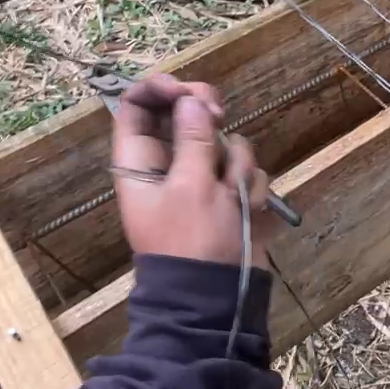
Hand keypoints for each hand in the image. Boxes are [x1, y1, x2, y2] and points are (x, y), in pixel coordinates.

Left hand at [111, 73, 274, 265]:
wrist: (218, 299)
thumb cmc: (193, 242)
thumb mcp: (191, 186)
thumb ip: (193, 137)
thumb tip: (190, 99)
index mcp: (141, 161)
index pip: (138, 106)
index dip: (161, 89)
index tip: (189, 90)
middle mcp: (170, 164)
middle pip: (186, 115)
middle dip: (208, 116)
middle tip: (220, 115)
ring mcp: (203, 179)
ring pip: (224, 142)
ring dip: (236, 163)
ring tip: (233, 194)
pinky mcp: (231, 195)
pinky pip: (246, 171)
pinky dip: (251, 187)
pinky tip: (248, 209)